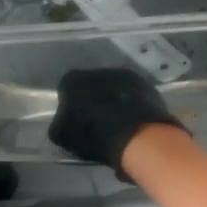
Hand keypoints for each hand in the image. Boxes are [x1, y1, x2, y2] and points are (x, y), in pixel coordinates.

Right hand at [47, 67, 187, 175]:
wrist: (135, 135)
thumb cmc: (92, 134)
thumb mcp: (63, 135)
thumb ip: (59, 124)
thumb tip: (61, 122)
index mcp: (73, 79)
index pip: (66, 88)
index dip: (70, 104)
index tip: (75, 119)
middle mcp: (98, 70)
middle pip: (92, 84)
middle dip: (94, 99)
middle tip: (97, 121)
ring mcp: (125, 75)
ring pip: (115, 88)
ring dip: (115, 100)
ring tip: (119, 123)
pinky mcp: (147, 86)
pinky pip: (134, 95)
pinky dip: (133, 104)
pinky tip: (135, 122)